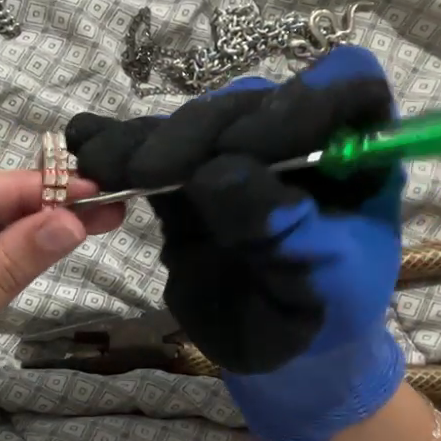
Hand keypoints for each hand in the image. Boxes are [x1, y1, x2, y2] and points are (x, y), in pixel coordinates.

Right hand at [66, 46, 404, 440]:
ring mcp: (236, 155)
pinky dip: (119, 145)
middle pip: (248, 104)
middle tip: (146, 171)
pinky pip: (155, 152)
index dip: (296, 104)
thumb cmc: (319, 316)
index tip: (239, 148)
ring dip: (144, 141)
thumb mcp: (320, 279)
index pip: (343, 90)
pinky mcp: (188, 178)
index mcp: (354, 154)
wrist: (278, 351)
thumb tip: (216, 171)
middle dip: (195, 134)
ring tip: (98, 161)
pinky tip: (85, 140)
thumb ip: (280, 226)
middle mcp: (297, 139)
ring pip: (193, 124)